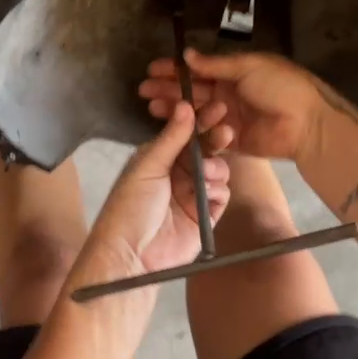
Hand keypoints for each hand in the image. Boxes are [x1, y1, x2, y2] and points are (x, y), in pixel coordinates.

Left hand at [75, 102, 230, 285]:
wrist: (132, 254)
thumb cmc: (131, 205)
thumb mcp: (148, 166)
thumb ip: (171, 138)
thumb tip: (185, 105)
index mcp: (160, 157)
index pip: (185, 133)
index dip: (201, 120)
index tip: (217, 108)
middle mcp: (177, 173)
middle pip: (205, 150)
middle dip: (215, 140)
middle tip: (226, 132)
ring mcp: (193, 194)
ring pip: (217, 170)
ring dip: (215, 167)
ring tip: (205, 174)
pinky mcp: (205, 216)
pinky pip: (221, 196)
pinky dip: (219, 190)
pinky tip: (209, 193)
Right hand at [138, 50, 338, 162]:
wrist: (307, 124)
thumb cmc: (281, 87)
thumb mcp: (249, 67)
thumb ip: (216, 64)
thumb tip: (187, 55)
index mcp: (235, 73)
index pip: (199, 69)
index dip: (176, 69)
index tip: (153, 69)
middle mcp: (229, 94)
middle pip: (193, 90)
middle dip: (168, 88)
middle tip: (143, 90)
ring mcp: (229, 118)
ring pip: (195, 112)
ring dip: (174, 107)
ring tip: (150, 106)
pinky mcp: (231, 140)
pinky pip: (206, 134)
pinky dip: (189, 129)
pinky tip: (171, 126)